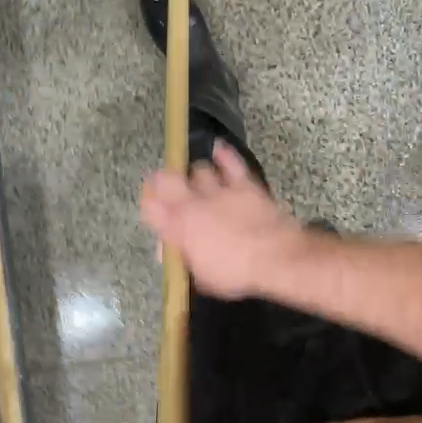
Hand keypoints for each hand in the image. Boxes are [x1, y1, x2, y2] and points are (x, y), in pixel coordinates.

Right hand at [140, 141, 308, 299]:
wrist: (273, 255)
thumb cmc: (236, 272)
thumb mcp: (202, 275)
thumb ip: (184, 257)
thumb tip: (169, 250)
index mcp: (181, 228)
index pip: (153, 208)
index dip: (148, 202)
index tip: (148, 201)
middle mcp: (195, 204)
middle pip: (169, 181)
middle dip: (163, 179)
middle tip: (162, 180)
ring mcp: (220, 190)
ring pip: (199, 170)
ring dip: (196, 174)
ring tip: (196, 177)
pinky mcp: (243, 183)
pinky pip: (230, 161)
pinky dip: (223, 153)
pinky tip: (218, 148)